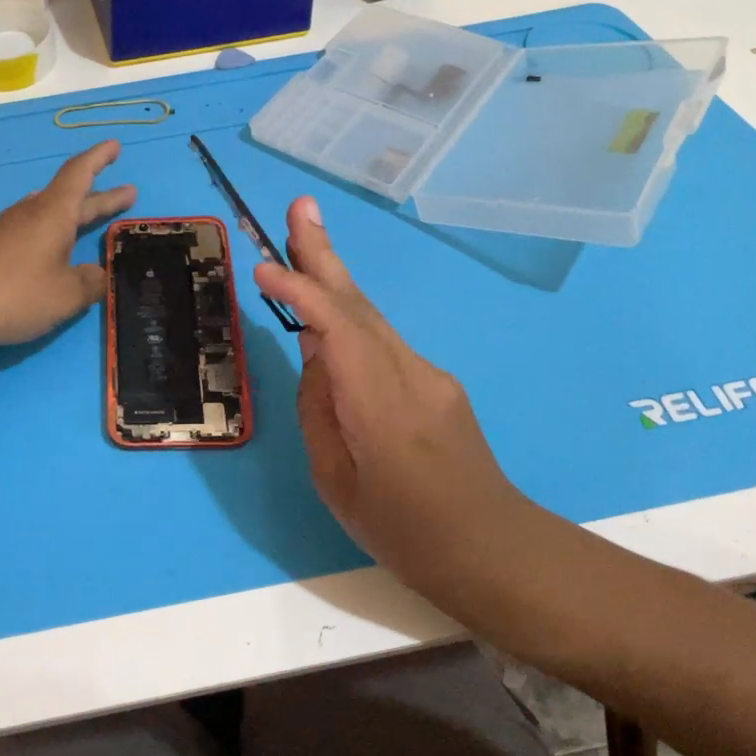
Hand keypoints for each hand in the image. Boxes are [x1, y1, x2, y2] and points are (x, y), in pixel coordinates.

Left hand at [0, 141, 136, 351]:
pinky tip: (50, 243)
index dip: (99, 158)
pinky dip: (52, 230)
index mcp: (53, 214)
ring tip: (88, 213)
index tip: (115, 145)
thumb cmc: (16, 295)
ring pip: (48, 211)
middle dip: (101, 196)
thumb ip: (91, 282)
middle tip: (128, 193)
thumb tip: (99, 274)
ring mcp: (7, 229)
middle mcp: (30, 213)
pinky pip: (31, 228)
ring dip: (73, 212)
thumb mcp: (67, 295)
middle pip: (69, 195)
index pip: (80, 174)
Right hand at [254, 196, 533, 596]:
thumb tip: (315, 356)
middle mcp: (411, 377)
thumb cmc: (405, 532)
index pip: (339, 334)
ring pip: (370, 317)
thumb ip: (320, 412)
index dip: (303, 295)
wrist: (494, 549)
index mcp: (383, 410)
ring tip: (301, 235)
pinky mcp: (434, 381)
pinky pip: (380, 339)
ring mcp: (429, 375)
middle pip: (360, 306)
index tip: (262, 269)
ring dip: (332, 275)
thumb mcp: (337, 484)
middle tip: (300, 206)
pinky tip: (323, 308)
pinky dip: (346, 313)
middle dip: (324, 254)